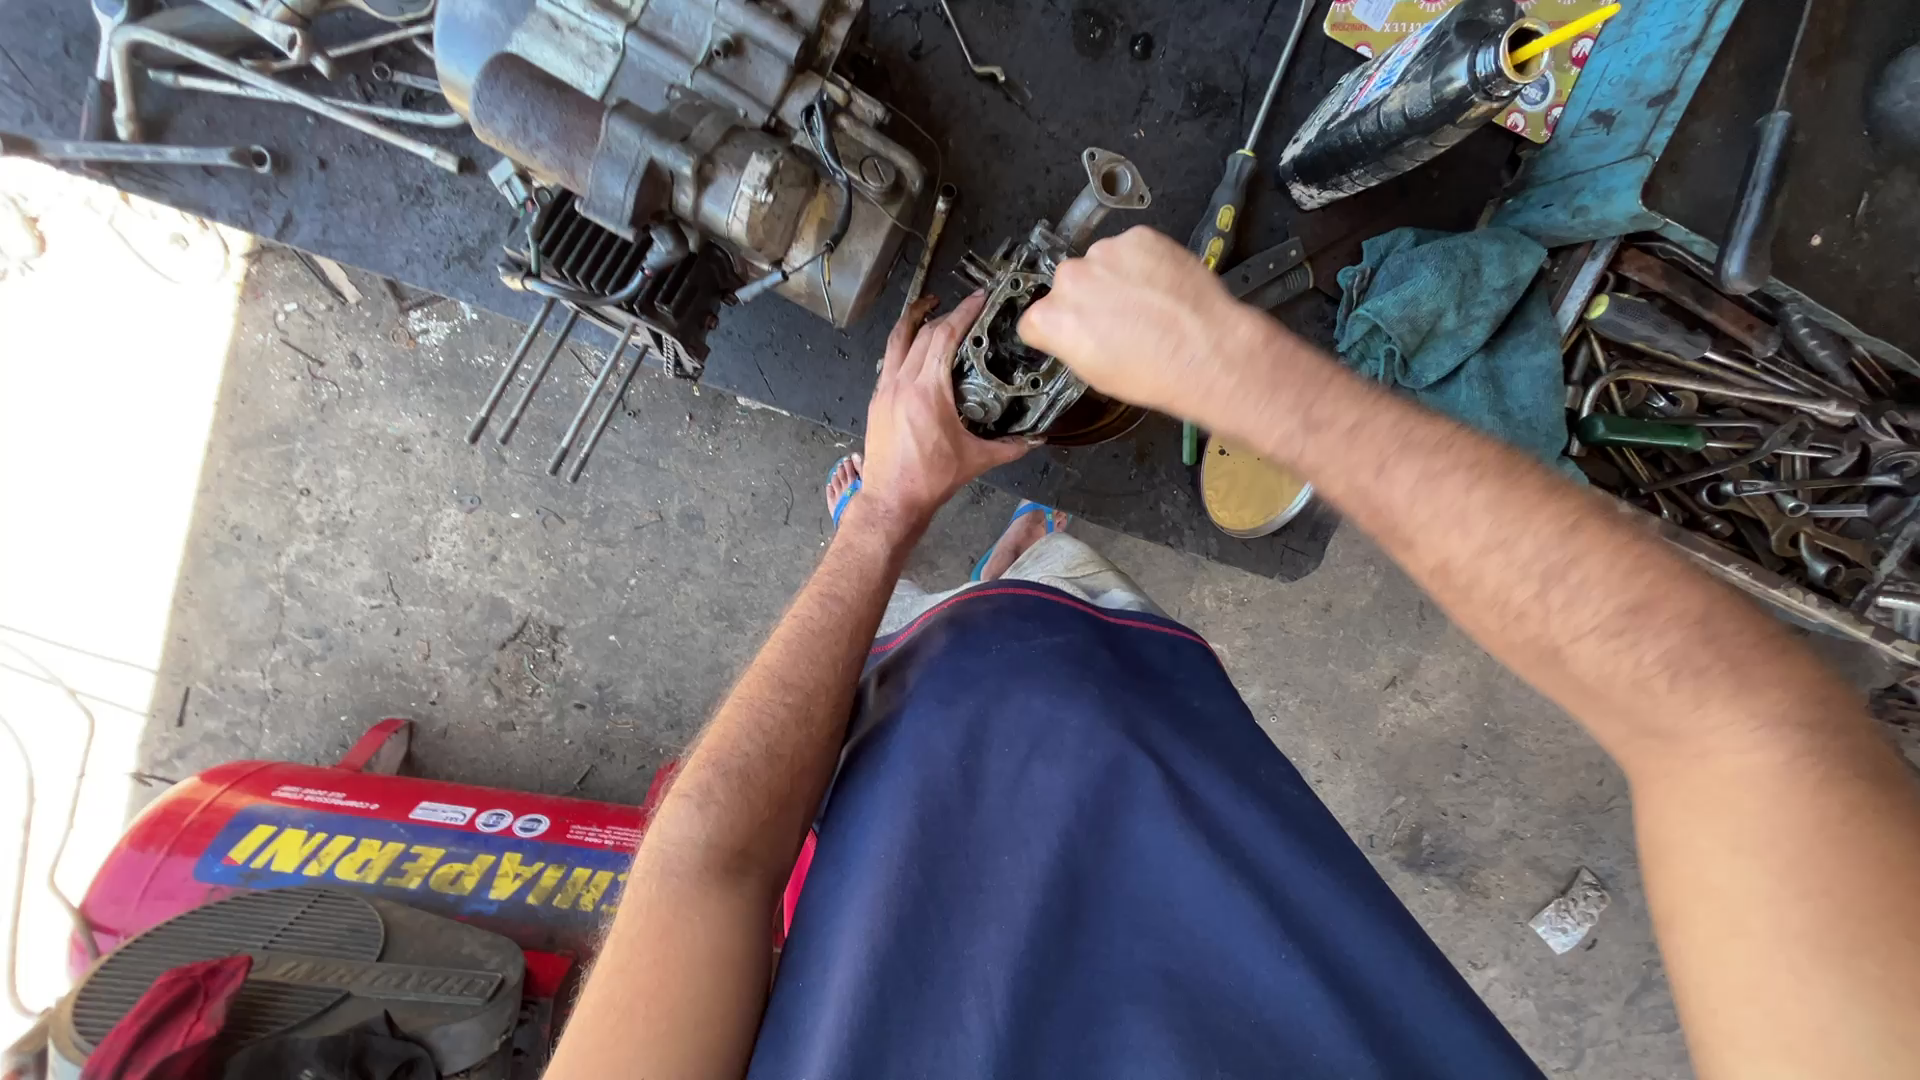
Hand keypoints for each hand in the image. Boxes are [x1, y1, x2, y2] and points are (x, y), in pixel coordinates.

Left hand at [854, 291, 1031, 535]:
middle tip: (964, 309)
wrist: (891, 499)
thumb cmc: (929, 480)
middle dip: (945, 315)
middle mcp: (902, 383)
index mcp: (927, 391)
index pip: (945, 336)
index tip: (978, 300)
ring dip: (913, 320)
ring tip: (928, 307)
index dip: (964, 313)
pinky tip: (912, 348)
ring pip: (896, 341)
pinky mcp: (876, 401)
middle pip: (923, 333)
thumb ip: (1009, 448)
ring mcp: (885, 390)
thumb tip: (1033, 441)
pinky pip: (888, 361)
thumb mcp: (975, 461)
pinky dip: (901, 346)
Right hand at [1017, 226, 1296, 427]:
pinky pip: (1131, 248)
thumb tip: (1074, 333)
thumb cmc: (1153, 371)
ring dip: (1114, 278)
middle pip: (1068, 285)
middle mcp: (1071, 280)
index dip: (1056, 329)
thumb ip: (1071, 343)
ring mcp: (1105, 254)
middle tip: (1115, 322)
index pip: (1035, 318)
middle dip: (1086, 299)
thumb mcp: (1094, 374)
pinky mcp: (1138, 238)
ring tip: (1143, 307)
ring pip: (1100, 264)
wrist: (1204, 351)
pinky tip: (1158, 290)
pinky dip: (1142, 263)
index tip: (1072, 334)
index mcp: (1051, 319)